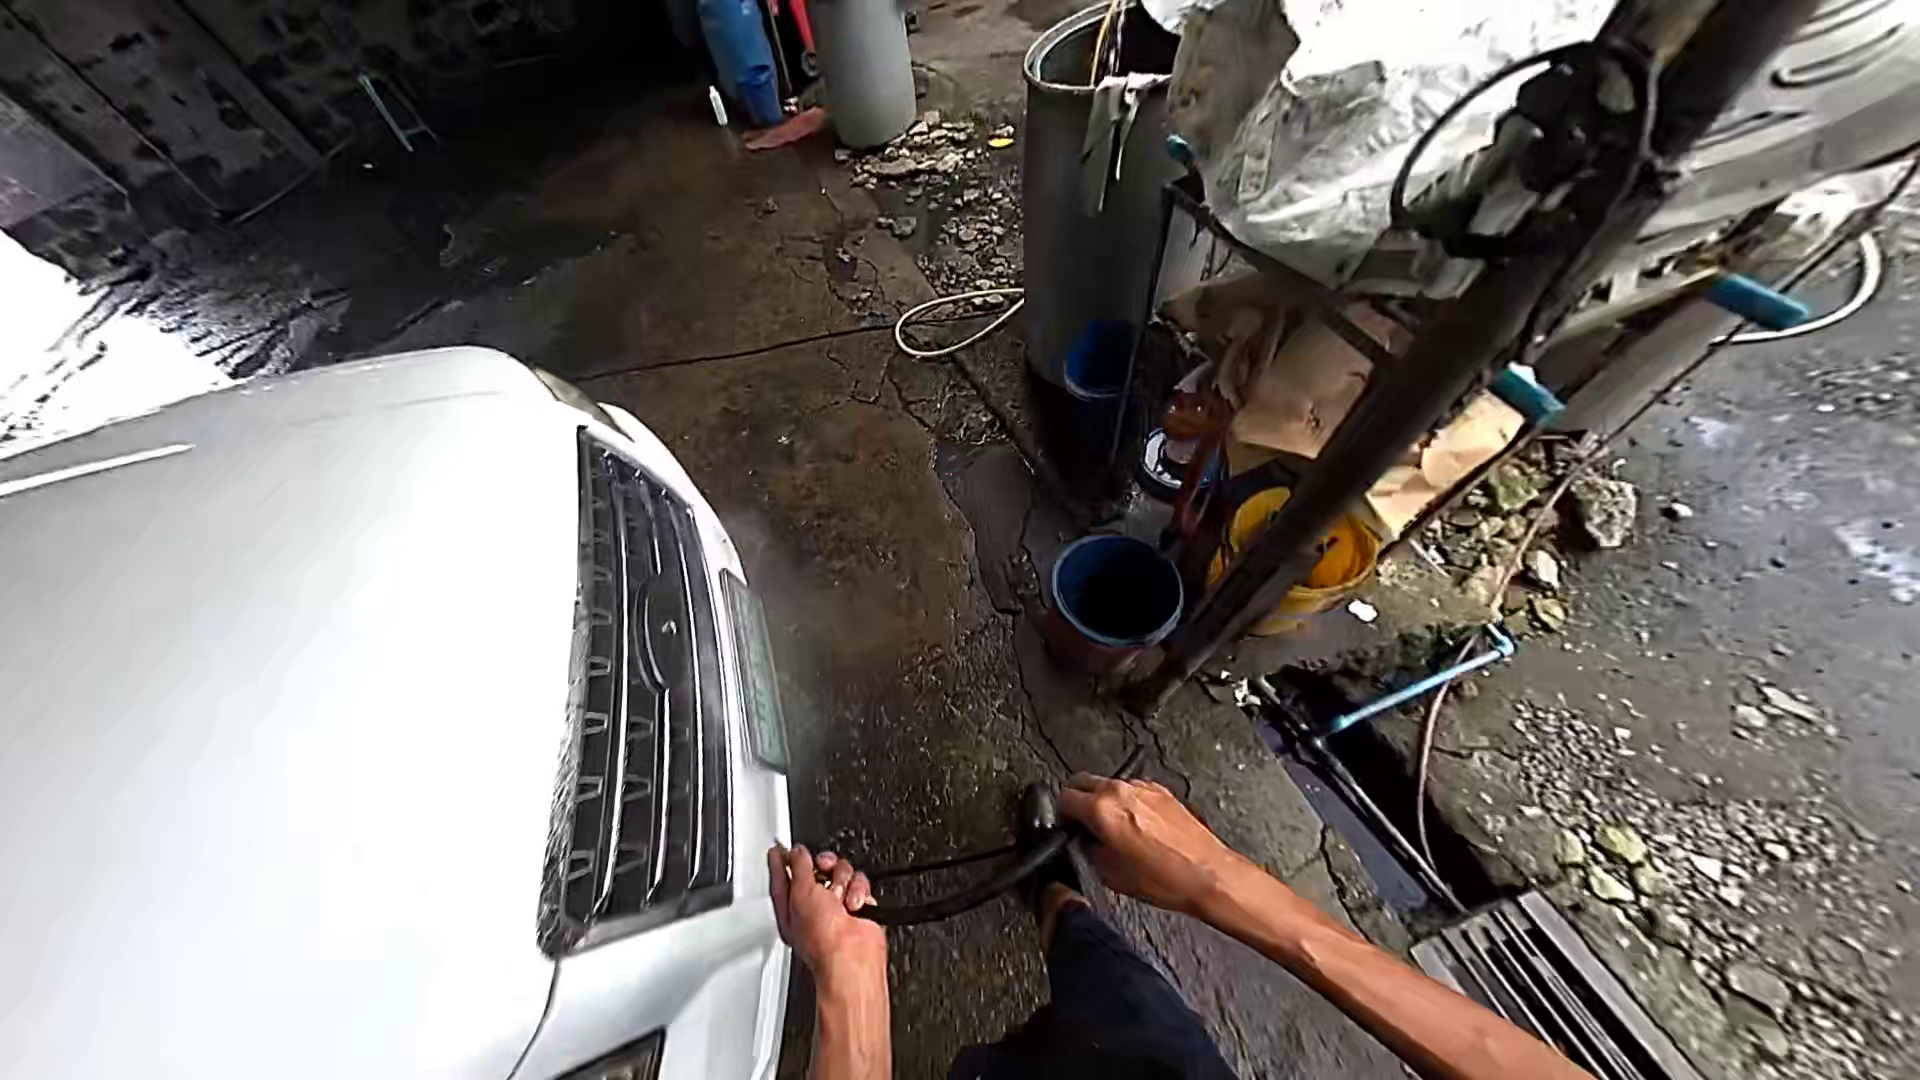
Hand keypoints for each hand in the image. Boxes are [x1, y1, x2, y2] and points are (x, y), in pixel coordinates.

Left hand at [767, 844, 885, 984]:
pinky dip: (858, 891)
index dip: (781, 860)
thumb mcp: (801, 895)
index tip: (777, 847)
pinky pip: (860, 881)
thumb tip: (797, 851)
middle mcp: (814, 906)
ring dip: (843, 881)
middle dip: (823, 865)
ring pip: (841, 871)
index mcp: (792, 907)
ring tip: (841, 898)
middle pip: (817, 868)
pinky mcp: (858, 905)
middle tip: (824, 867)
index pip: (783, 877)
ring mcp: (837, 905)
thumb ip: (799, 867)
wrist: (852, 956)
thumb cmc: (822, 939)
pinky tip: (854, 905)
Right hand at [1057, 774, 1252, 915]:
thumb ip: (1090, 850)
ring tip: (1114, 827)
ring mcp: (1140, 787)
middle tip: (1082, 821)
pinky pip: (1131, 789)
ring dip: (1103, 799)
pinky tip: (1136, 825)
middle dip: (1078, 799)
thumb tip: (1086, 842)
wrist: (1208, 874)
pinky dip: (1126, 801)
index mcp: (1102, 810)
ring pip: (1107, 784)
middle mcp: (1119, 791)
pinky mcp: (1159, 790)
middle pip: (1082, 781)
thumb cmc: (1168, 879)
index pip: (1065, 797)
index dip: (1062, 814)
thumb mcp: (1112, 875)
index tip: (1067, 824)